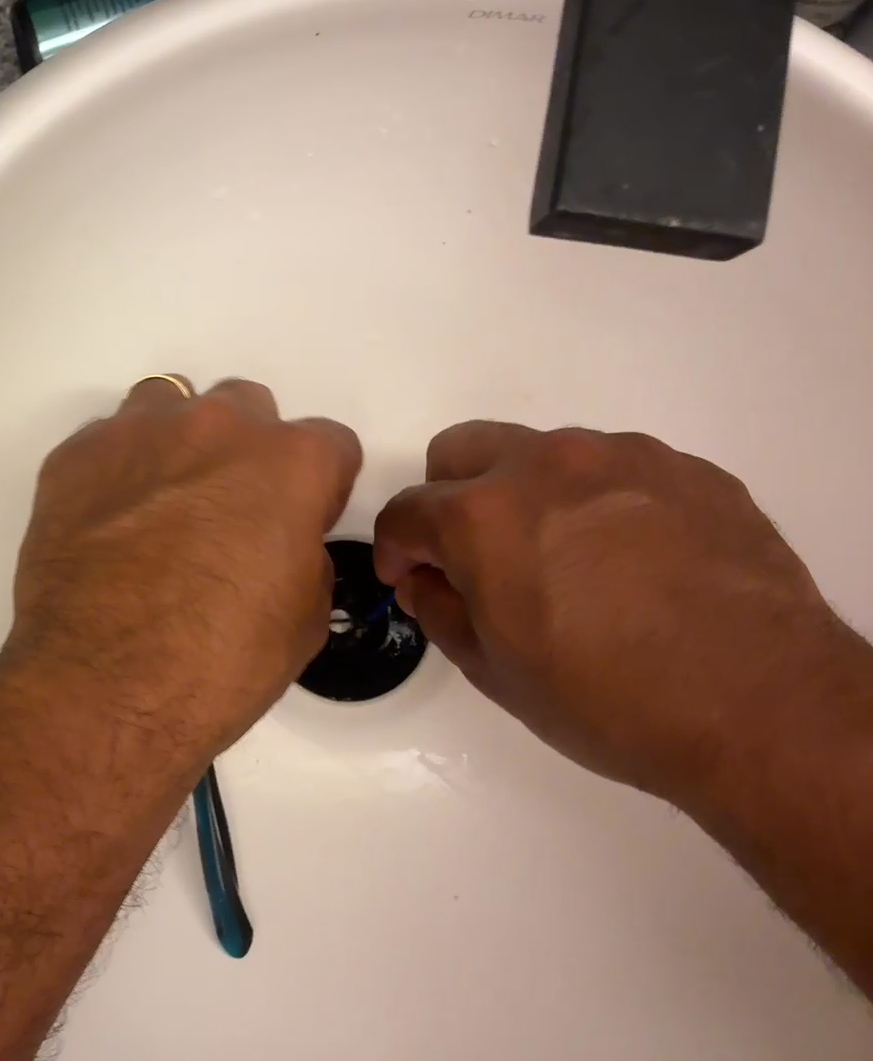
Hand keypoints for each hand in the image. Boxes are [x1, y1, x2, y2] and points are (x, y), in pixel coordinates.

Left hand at [6, 377, 360, 750]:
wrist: (98, 681)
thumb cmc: (215, 661)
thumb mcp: (303, 618)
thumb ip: (300, 552)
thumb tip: (274, 541)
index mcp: (288, 462)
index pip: (326, 445)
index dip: (314, 488)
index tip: (291, 523)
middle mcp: (212, 428)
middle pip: (243, 409)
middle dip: (241, 452)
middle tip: (218, 512)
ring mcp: (132, 435)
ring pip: (166, 407)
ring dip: (172, 444)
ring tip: (155, 504)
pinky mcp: (70, 457)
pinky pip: (103, 443)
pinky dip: (111, 471)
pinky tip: (103, 521)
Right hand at [374, 421, 867, 798]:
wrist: (765, 711)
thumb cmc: (601, 696)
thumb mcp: (486, 666)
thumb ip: (436, 607)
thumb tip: (427, 580)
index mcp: (479, 515)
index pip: (404, 512)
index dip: (396, 551)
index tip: (411, 580)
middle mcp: (544, 467)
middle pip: (460, 450)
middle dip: (448, 498)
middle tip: (473, 554)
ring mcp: (624, 461)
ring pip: (540, 455)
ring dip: (526, 496)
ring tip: (562, 559)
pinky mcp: (692, 472)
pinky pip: (615, 471)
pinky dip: (597, 503)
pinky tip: (625, 562)